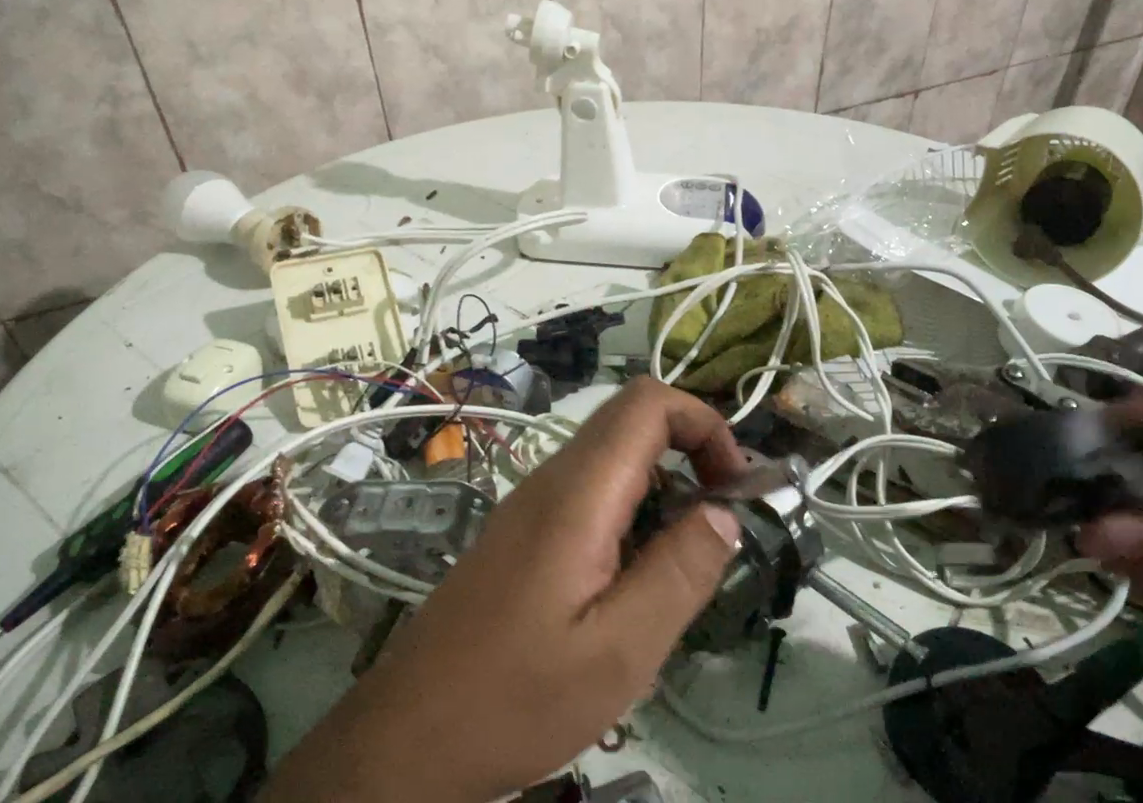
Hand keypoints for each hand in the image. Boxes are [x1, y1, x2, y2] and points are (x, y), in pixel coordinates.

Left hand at [262, 378, 746, 802]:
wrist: (406, 739)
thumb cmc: (516, 699)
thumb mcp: (619, 651)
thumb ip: (679, 572)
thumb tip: (726, 511)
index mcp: (577, 495)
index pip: (647, 403)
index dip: (704, 422)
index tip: (737, 485)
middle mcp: (550, 482)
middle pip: (630, 422)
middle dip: (691, 452)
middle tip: (722, 523)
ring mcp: (529, 507)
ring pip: (611, 459)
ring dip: (663, 487)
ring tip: (683, 561)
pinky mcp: (520, 536)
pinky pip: (588, 496)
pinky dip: (631, 513)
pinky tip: (633, 581)